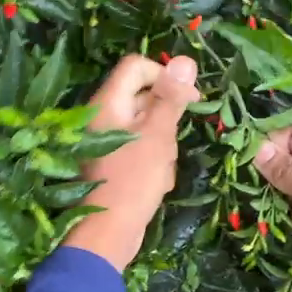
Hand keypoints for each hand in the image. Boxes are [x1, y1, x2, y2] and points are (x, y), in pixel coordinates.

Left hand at [63, 54, 200, 270]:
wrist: (110, 231)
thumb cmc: (134, 180)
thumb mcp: (159, 135)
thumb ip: (171, 98)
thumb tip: (186, 61)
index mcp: (107, 103)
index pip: (137, 66)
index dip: (164, 75)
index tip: (189, 98)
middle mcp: (102, 117)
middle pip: (143, 96)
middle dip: (166, 116)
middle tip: (175, 140)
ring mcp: (105, 141)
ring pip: (146, 126)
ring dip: (163, 143)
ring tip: (163, 167)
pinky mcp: (113, 163)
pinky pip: (140, 149)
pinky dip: (154, 160)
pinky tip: (158, 181)